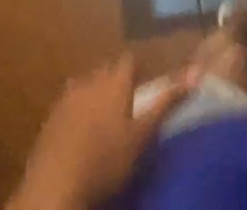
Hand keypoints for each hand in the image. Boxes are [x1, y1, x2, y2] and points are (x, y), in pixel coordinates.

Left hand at [11, 55, 192, 209]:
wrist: (56, 185)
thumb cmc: (107, 159)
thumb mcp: (142, 135)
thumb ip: (166, 102)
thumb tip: (195, 73)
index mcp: (113, 82)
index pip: (129, 60)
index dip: (140, 68)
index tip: (147, 82)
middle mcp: (88, 81)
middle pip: (106, 70)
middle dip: (118, 79)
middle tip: (130, 101)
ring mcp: (66, 98)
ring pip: (86, 84)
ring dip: (97, 93)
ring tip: (106, 115)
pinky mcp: (50, 117)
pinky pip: (70, 102)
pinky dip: (79, 109)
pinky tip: (82, 130)